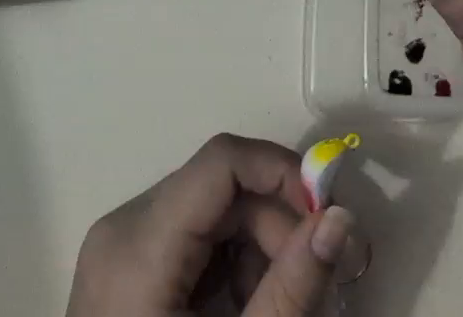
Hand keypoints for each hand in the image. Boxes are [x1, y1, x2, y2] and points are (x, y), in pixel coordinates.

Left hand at [66, 133, 353, 316]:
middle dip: (277, 226)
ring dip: (258, 248)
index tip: (327, 218)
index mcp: (139, 243)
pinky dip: (230, 261)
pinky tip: (241, 308)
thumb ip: (292, 287)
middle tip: (313, 282)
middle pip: (223, 188)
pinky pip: (193, 233)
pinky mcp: (125, 262)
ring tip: (272, 308)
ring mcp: (119, 243)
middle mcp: (123, 226)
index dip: (282, 172)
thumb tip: (342, 217)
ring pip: (213, 209)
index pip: (223, 160)